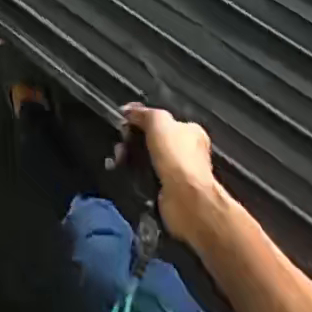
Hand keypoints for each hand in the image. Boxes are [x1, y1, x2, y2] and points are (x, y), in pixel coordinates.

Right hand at [121, 103, 219, 231]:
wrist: (186, 200)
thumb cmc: (178, 156)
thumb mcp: (158, 120)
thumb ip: (142, 113)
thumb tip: (128, 111)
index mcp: (191, 132)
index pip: (163, 120)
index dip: (143, 117)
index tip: (127, 118)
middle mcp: (186, 152)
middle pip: (151, 139)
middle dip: (133, 138)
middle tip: (123, 139)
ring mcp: (176, 173)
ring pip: (145, 158)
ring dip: (130, 156)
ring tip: (120, 156)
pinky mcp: (166, 190)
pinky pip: (143, 176)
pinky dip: (133, 173)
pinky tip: (125, 170)